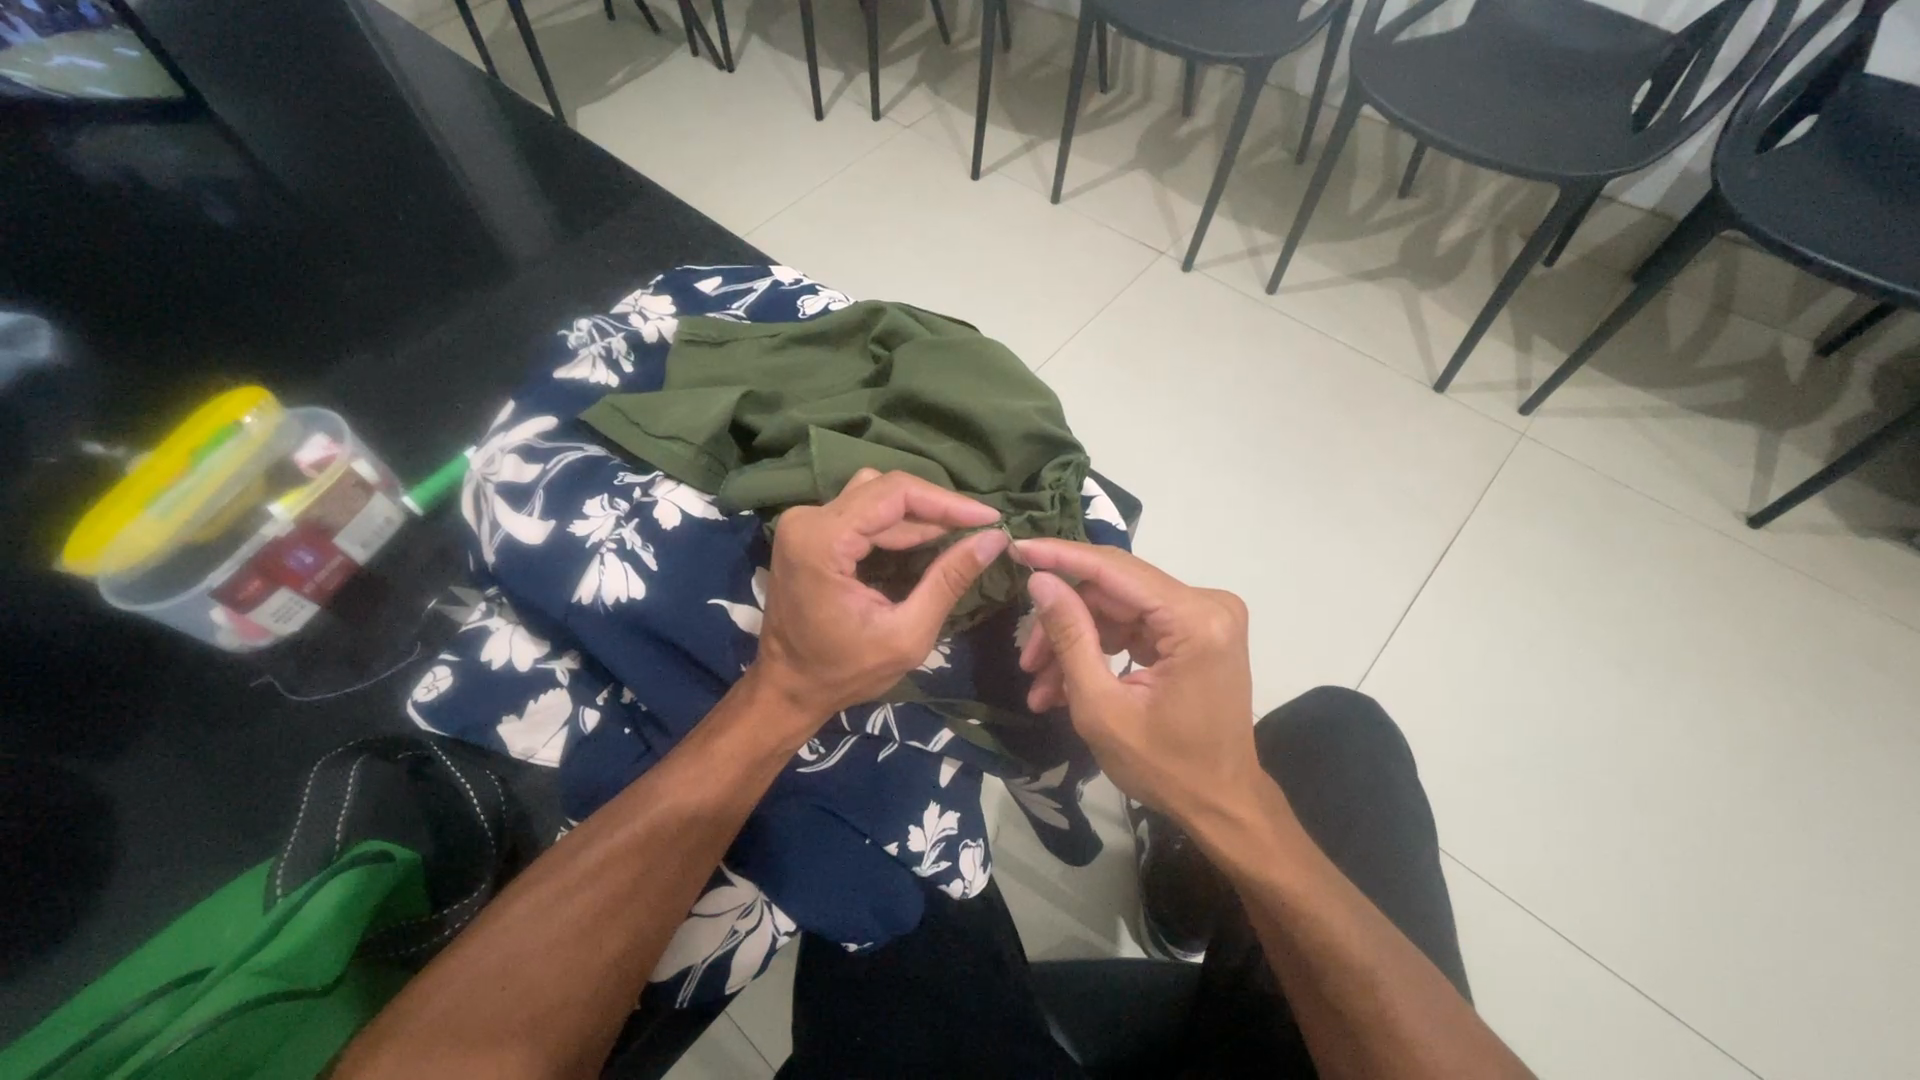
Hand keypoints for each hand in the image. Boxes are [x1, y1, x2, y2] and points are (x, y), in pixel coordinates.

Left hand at [752, 469, 1006, 728]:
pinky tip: (930, 537)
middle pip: (885, 490)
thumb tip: (994, 539)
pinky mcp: (809, 531)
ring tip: (961, 531)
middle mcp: (807, 519)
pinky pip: (862, 510)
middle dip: (938, 507)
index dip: (947, 502)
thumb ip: (948, 581)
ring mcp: (805, 522)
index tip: (990, 518)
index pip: (894, 494)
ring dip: (919, 512)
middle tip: (982, 528)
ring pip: (875, 495)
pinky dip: (898, 522)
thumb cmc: (844, 672)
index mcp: (822, 541)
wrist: (788, 687)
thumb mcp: (907, 634)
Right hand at [1015, 539, 1264, 826]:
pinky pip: (1134, 627)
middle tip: (1026, 661)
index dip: (1062, 557)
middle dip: (1064, 622)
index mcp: (1196, 621)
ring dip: (1076, 644)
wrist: (1220, 804)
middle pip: (1114, 592)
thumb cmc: (1165, 766)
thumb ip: (1070, 636)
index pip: (1115, 570)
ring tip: (1040, 687)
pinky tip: (1064, 685)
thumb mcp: (1102, 706)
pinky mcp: (1196, 633)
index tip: (1017, 547)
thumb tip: (1039, 580)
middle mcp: (1207, 605)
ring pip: (1118, 610)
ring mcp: (1204, 618)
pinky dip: (1099, 652)